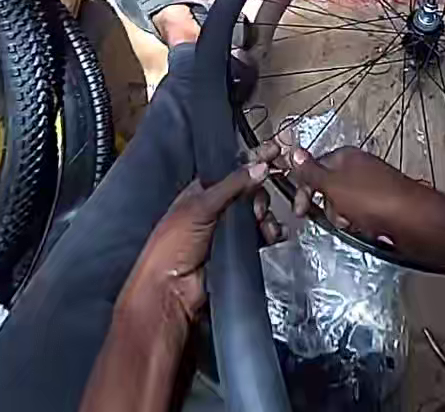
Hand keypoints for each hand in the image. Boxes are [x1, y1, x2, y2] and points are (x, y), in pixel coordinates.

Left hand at [118, 143, 284, 332]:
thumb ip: (232, 185)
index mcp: (203, 191)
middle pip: (248, 191)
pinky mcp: (238, 251)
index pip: (232, 169)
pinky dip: (270, 233)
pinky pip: (259, 236)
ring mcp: (228, 230)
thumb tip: (261, 166)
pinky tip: (274, 236)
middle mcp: (217, 208)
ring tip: (265, 227)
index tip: (274, 152)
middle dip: (260, 195)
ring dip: (267, 216)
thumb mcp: (200, 206)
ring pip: (256, 213)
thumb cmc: (175, 243)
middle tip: (259, 209)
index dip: (252, 160)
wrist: (170, 292)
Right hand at [277, 145, 444, 268]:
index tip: (300, 212)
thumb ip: (312, 172)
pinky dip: (360, 223)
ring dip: (344, 217)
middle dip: (328, 206)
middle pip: (329, 187)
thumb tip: (293, 150)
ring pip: (344, 203)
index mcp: (346, 156)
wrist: (416, 221)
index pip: (315, 167)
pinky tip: (367, 230)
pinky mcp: (384, 204)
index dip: (305, 188)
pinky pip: (361, 213)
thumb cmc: (372, 200)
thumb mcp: (335, 185)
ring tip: (355, 225)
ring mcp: (372, 185)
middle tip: (338, 218)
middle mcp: (358, 166)